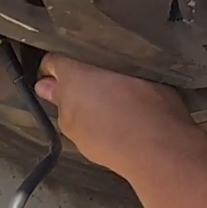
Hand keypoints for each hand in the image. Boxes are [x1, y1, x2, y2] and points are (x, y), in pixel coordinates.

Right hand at [34, 54, 206, 179]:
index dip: (48, 73)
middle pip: (86, 65)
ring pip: (114, 72)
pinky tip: (133, 114)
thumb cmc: (108, 136)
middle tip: (80, 103)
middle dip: (81, 80)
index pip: (54, 61)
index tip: (49, 85)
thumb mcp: (71, 125)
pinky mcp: (159, 81)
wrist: (159, 147)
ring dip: (109, 85)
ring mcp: (134, 69)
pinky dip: (133, 93)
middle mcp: (106, 61)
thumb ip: (59, 101)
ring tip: (109, 111)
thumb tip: (47, 86)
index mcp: (77, 71)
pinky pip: (138, 81)